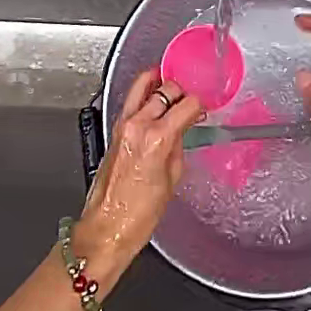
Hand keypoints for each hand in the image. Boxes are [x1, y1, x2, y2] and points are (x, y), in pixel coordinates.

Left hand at [74, 70, 202, 291]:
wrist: (108, 226)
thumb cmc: (138, 213)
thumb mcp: (172, 178)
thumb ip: (178, 145)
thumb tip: (182, 128)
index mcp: (157, 138)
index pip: (186, 104)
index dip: (199, 104)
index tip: (203, 109)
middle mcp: (138, 125)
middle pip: (165, 88)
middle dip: (181, 91)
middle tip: (190, 99)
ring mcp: (123, 124)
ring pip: (143, 85)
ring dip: (160, 84)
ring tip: (172, 90)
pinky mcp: (114, 128)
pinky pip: (132, 99)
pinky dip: (145, 93)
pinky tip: (155, 100)